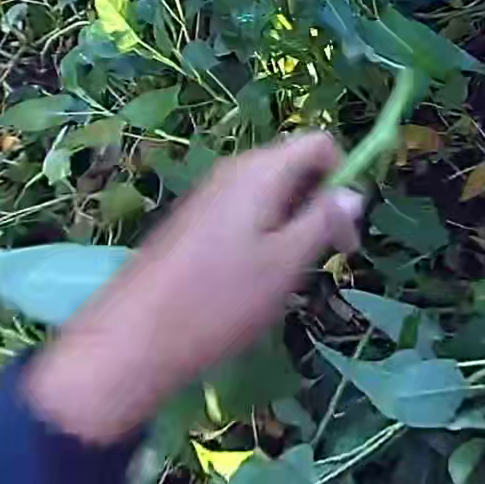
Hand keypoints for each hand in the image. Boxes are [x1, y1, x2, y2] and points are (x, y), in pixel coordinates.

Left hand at [23, 131, 366, 442]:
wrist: (130, 340)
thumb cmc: (218, 300)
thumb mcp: (285, 263)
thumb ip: (324, 220)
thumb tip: (354, 192)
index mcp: (262, 169)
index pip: (320, 142)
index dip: (344, 174)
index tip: (346, 226)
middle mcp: (236, 168)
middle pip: (297, 164)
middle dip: (320, 200)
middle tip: (326, 255)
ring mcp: (212, 190)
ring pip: (273, 188)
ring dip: (295, 219)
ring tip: (290, 272)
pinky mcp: (197, 215)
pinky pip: (247, 205)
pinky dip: (267, 228)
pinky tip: (256, 275)